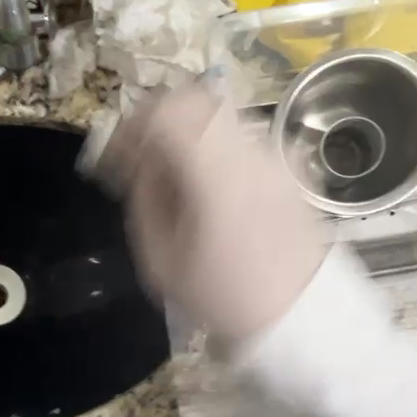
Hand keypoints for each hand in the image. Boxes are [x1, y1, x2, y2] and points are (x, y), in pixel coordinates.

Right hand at [95, 84, 328, 343]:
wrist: (300, 314)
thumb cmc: (222, 295)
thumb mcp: (161, 260)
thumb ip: (143, 199)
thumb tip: (139, 165)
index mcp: (214, 172)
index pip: (164, 112)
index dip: (131, 123)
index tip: (116, 153)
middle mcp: (249, 150)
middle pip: (195, 102)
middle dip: (160, 123)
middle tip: (141, 159)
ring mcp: (276, 156)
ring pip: (221, 119)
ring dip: (189, 136)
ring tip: (174, 180)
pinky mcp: (290, 168)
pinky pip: (242, 142)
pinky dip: (215, 151)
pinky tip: (208, 190)